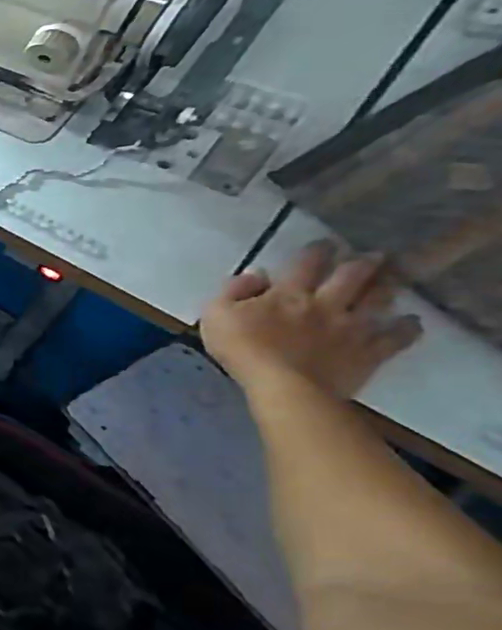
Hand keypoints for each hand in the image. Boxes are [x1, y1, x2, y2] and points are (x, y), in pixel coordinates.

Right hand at [201, 240, 421, 399]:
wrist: (283, 387)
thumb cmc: (242, 347)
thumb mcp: (217, 313)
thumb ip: (233, 291)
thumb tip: (256, 274)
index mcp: (287, 295)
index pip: (305, 266)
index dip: (317, 252)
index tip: (327, 243)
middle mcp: (324, 305)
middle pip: (350, 279)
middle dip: (363, 264)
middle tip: (375, 255)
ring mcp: (351, 329)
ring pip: (376, 302)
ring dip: (387, 287)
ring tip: (395, 277)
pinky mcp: (369, 353)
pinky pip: (395, 338)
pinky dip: (406, 328)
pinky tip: (411, 321)